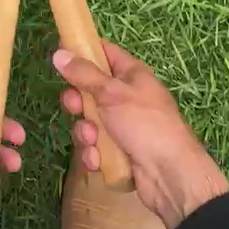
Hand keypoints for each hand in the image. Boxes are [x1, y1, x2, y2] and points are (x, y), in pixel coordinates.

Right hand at [53, 41, 228, 228]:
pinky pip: (96, 147)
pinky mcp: (119, 152)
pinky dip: (94, 153)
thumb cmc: (144, 123)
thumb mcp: (111, 93)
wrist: (170, 176)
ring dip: (85, 131)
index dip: (83, 51)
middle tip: (74, 106)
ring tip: (92, 139)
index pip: (104, 52)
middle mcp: (127, 98)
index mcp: (132, 75)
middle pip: (91, 90)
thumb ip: (83, 74)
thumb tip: (58, 53)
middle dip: (78, 101)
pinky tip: (97, 159)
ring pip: (90, 121)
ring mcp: (124, 127)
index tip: (61, 55)